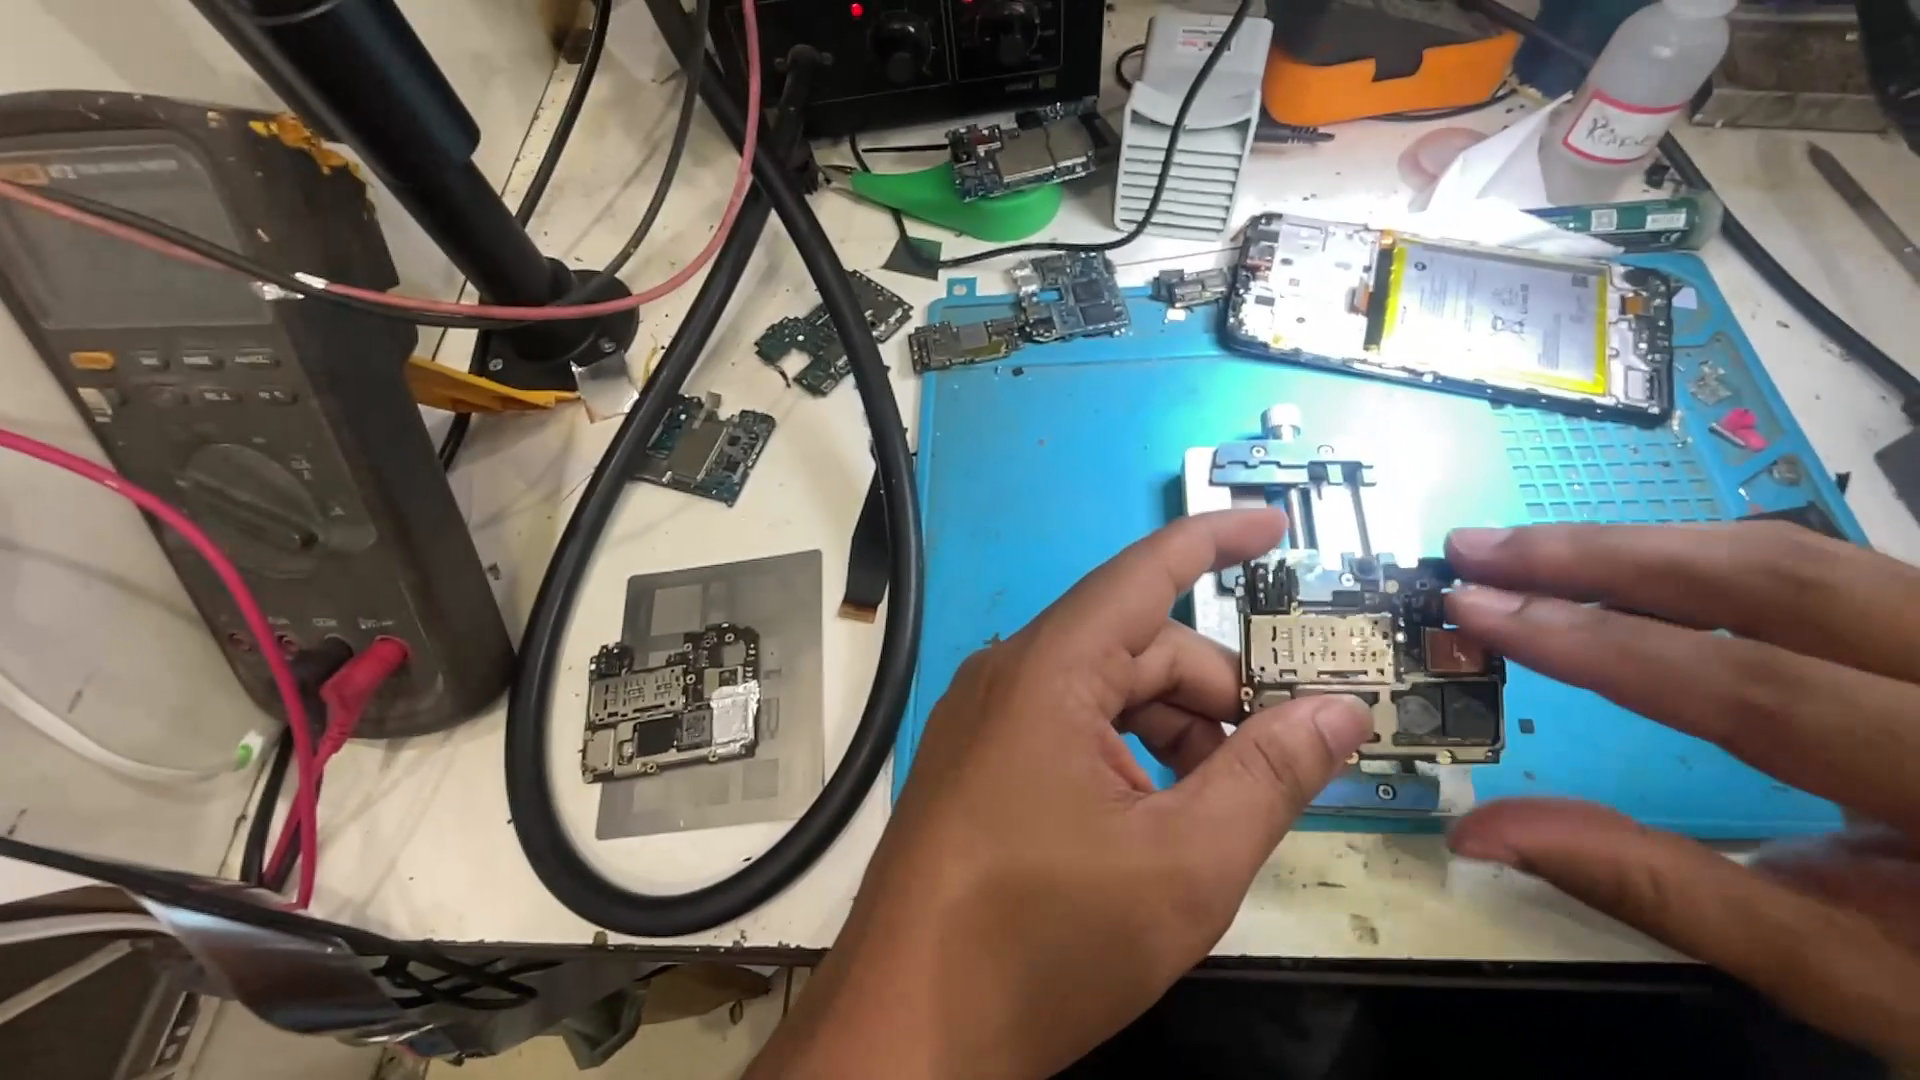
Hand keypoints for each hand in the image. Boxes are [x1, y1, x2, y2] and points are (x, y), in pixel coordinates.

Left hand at [748, 510, 1371, 1078]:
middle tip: (1275, 763)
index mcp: (1047, 672)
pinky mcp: (977, 766)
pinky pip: (1068, 730)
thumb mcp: (1184, 864)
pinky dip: (1126, 758)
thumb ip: (1269, 778)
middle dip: (1214, 695)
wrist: (909, 1029)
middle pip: (1136, 649)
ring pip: (1104, 695)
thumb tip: (1337, 711)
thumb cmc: (1044, 940)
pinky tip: (1154, 822)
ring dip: (1173, 736)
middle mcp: (1006, 678)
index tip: (1274, 524)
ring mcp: (984, 723)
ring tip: (1214, 810)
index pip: (1143, 574)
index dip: (1214, 540)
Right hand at [1443, 522, 1919, 1061]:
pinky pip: (1816, 567)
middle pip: (1775, 580)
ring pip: (1796, 554)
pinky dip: (1694, 558)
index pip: (1751, 690)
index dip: (1594, 643)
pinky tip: (1621, 566)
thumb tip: (1480, 832)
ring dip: (1637, 545)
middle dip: (1598, 555)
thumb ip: (1658, 888)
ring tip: (1524, 549)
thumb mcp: (1841, 971)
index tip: (1475, 607)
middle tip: (1478, 548)